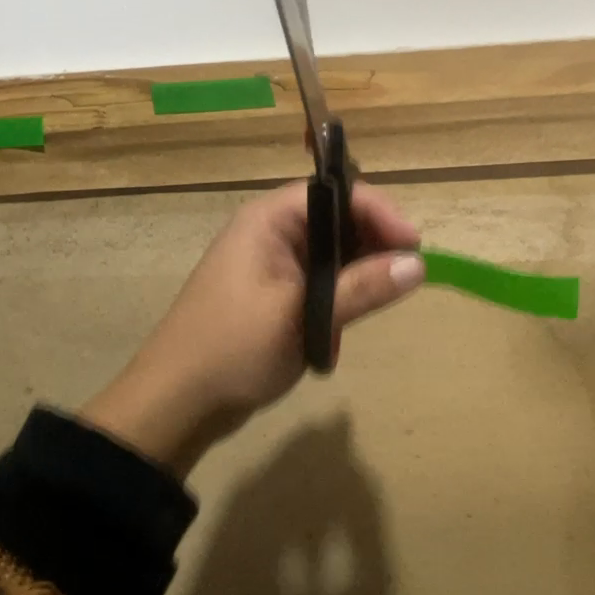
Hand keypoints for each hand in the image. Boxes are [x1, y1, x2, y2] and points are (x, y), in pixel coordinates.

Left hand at [80, 181, 424, 476]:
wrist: (177, 401)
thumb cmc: (233, 347)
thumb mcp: (302, 314)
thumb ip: (361, 288)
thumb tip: (418, 264)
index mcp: (268, 221)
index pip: (334, 193)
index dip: (378, 212)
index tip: (414, 247)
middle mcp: (270, 234)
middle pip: (337, 221)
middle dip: (371, 247)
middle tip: (401, 280)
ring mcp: (271, 266)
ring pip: (332, 257)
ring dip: (354, 281)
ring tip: (368, 311)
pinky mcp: (274, 297)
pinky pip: (319, 285)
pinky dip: (336, 304)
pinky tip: (336, 335)